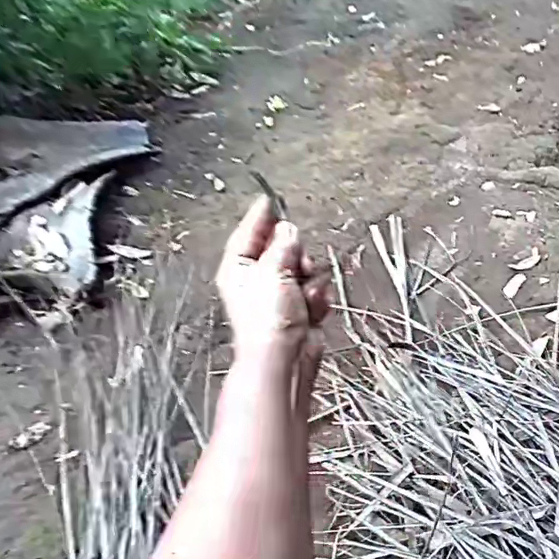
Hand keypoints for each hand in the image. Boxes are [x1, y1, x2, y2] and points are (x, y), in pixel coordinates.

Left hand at [217, 194, 332, 372]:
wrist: (286, 358)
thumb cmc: (268, 321)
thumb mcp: (273, 272)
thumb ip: (283, 247)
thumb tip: (289, 230)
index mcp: (240, 269)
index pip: (249, 233)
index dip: (262, 218)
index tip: (272, 200)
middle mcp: (259, 280)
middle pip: (283, 250)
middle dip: (297, 256)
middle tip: (299, 264)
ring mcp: (281, 296)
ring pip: (306, 272)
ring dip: (312, 281)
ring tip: (306, 295)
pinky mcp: (301, 310)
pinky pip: (317, 293)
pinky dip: (319, 300)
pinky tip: (313, 310)